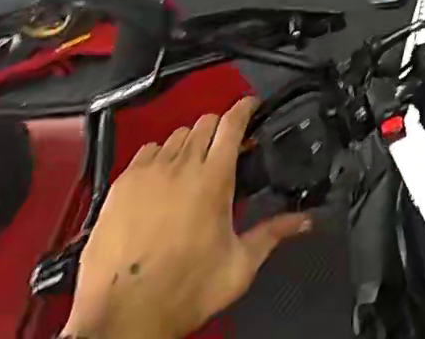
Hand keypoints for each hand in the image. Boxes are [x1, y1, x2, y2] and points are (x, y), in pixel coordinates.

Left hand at [63, 98, 311, 338]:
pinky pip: (147, 150)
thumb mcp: (238, 267)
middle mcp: (181, 166)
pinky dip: (160, 156)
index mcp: (214, 179)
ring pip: (177, 134)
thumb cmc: (181, 292)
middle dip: (221, 128)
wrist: (121, 319)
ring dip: (191, 143)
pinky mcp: (121, 185)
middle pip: (206, 122)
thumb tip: (303, 222)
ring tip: (194, 166)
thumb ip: (273, 234)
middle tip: (226, 148)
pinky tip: (163, 178)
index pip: (233, 122)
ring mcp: (148, 172)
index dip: (246, 107)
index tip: (252, 107)